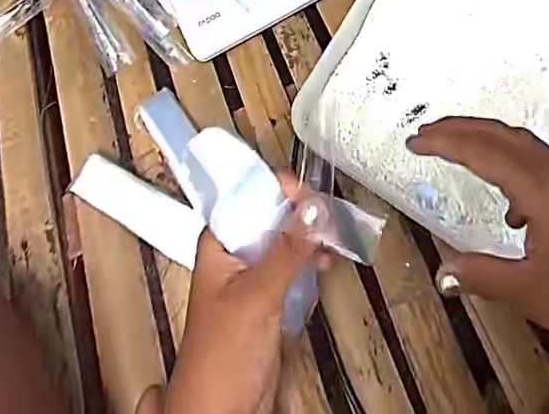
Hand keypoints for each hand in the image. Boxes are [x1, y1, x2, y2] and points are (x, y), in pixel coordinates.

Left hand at [139, 182, 330, 413]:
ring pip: (286, 235)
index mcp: (218, 241)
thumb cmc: (217, 361)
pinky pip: (295, 260)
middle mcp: (235, 250)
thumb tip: (312, 210)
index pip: (249, 193)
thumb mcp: (256, 296)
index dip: (278, 186)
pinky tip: (326, 260)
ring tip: (331, 234)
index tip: (306, 190)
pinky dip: (312, 256)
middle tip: (325, 211)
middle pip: (271, 211)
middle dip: (300, 209)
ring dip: (309, 233)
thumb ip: (287, 251)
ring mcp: (254, 271)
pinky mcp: (271, 292)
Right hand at [409, 118, 548, 403]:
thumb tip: (443, 269)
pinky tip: (507, 203)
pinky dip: (511, 164)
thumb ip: (483, 274)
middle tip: (425, 132)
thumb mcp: (534, 293)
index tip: (412, 140)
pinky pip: (539, 161)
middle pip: (500, 133)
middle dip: (460, 128)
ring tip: (454, 150)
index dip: (444, 141)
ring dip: (486, 141)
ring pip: (521, 143)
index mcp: (542, 186)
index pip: (481, 150)